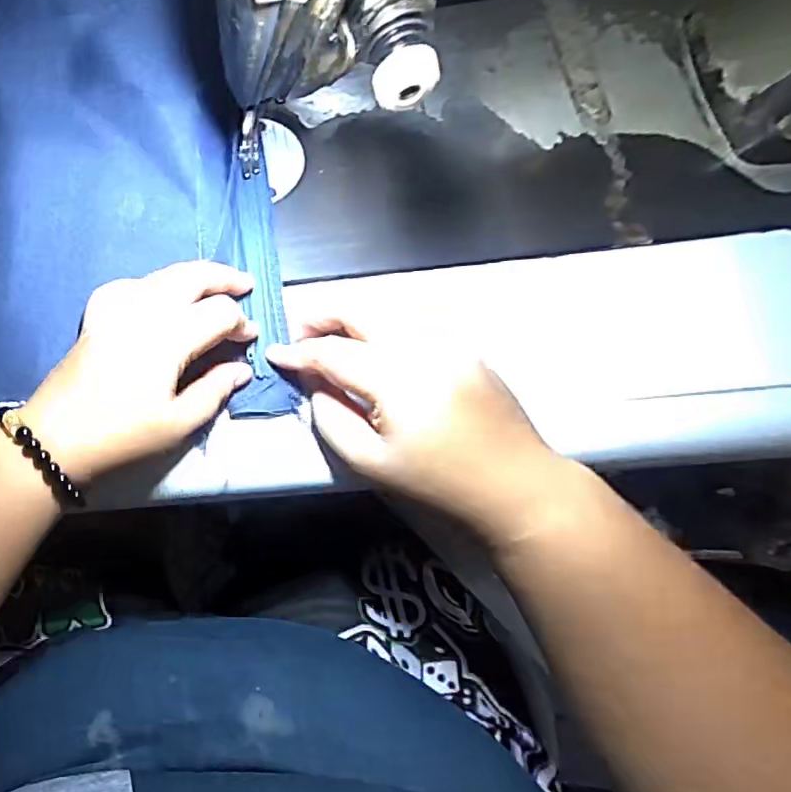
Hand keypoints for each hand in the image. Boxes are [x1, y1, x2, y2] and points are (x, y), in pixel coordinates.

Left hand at [18, 261, 258, 482]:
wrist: (56, 438)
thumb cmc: (120, 435)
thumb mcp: (176, 424)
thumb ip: (213, 391)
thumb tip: (240, 369)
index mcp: (169, 336)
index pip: (218, 312)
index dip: (240, 323)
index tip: (249, 339)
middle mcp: (144, 310)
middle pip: (192, 276)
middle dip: (222, 277)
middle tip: (245, 284)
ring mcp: (116, 308)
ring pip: (162, 275)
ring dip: (192, 276)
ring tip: (211, 286)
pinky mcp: (96, 315)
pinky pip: (130, 284)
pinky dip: (152, 283)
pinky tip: (156, 296)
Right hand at [266, 312, 597, 547]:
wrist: (514, 481)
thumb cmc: (437, 480)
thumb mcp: (369, 461)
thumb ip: (330, 416)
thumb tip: (315, 381)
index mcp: (398, 381)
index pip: (335, 352)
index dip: (300, 352)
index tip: (276, 355)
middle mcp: (424, 348)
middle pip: (362, 311)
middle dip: (323, 318)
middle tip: (300, 337)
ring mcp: (450, 341)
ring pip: (387, 310)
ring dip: (353, 318)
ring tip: (332, 339)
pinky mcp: (465, 345)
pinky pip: (413, 321)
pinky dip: (382, 324)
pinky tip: (372, 346)